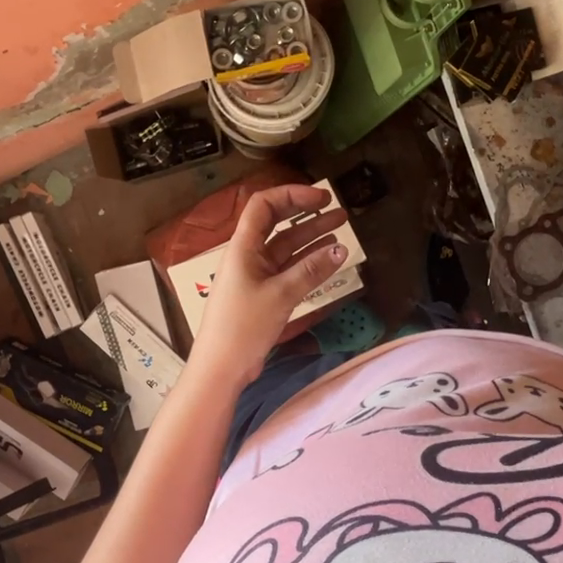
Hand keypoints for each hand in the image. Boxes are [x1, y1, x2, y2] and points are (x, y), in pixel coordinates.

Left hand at [187, 185, 349, 389]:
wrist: (221, 367)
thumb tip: (341, 250)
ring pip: (286, 248)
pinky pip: (288, 270)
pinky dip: (307, 262)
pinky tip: (329, 259)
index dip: (292, 195)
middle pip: (277, 224)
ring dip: (311, 238)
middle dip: (307, 215)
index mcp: (243, 247)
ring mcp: (256, 275)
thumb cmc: (243, 326)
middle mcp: (248, 256)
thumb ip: (311, 270)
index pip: (264, 205)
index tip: (321, 198)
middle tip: (337, 210)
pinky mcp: (263, 295)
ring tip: (342, 231)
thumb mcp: (281, 295)